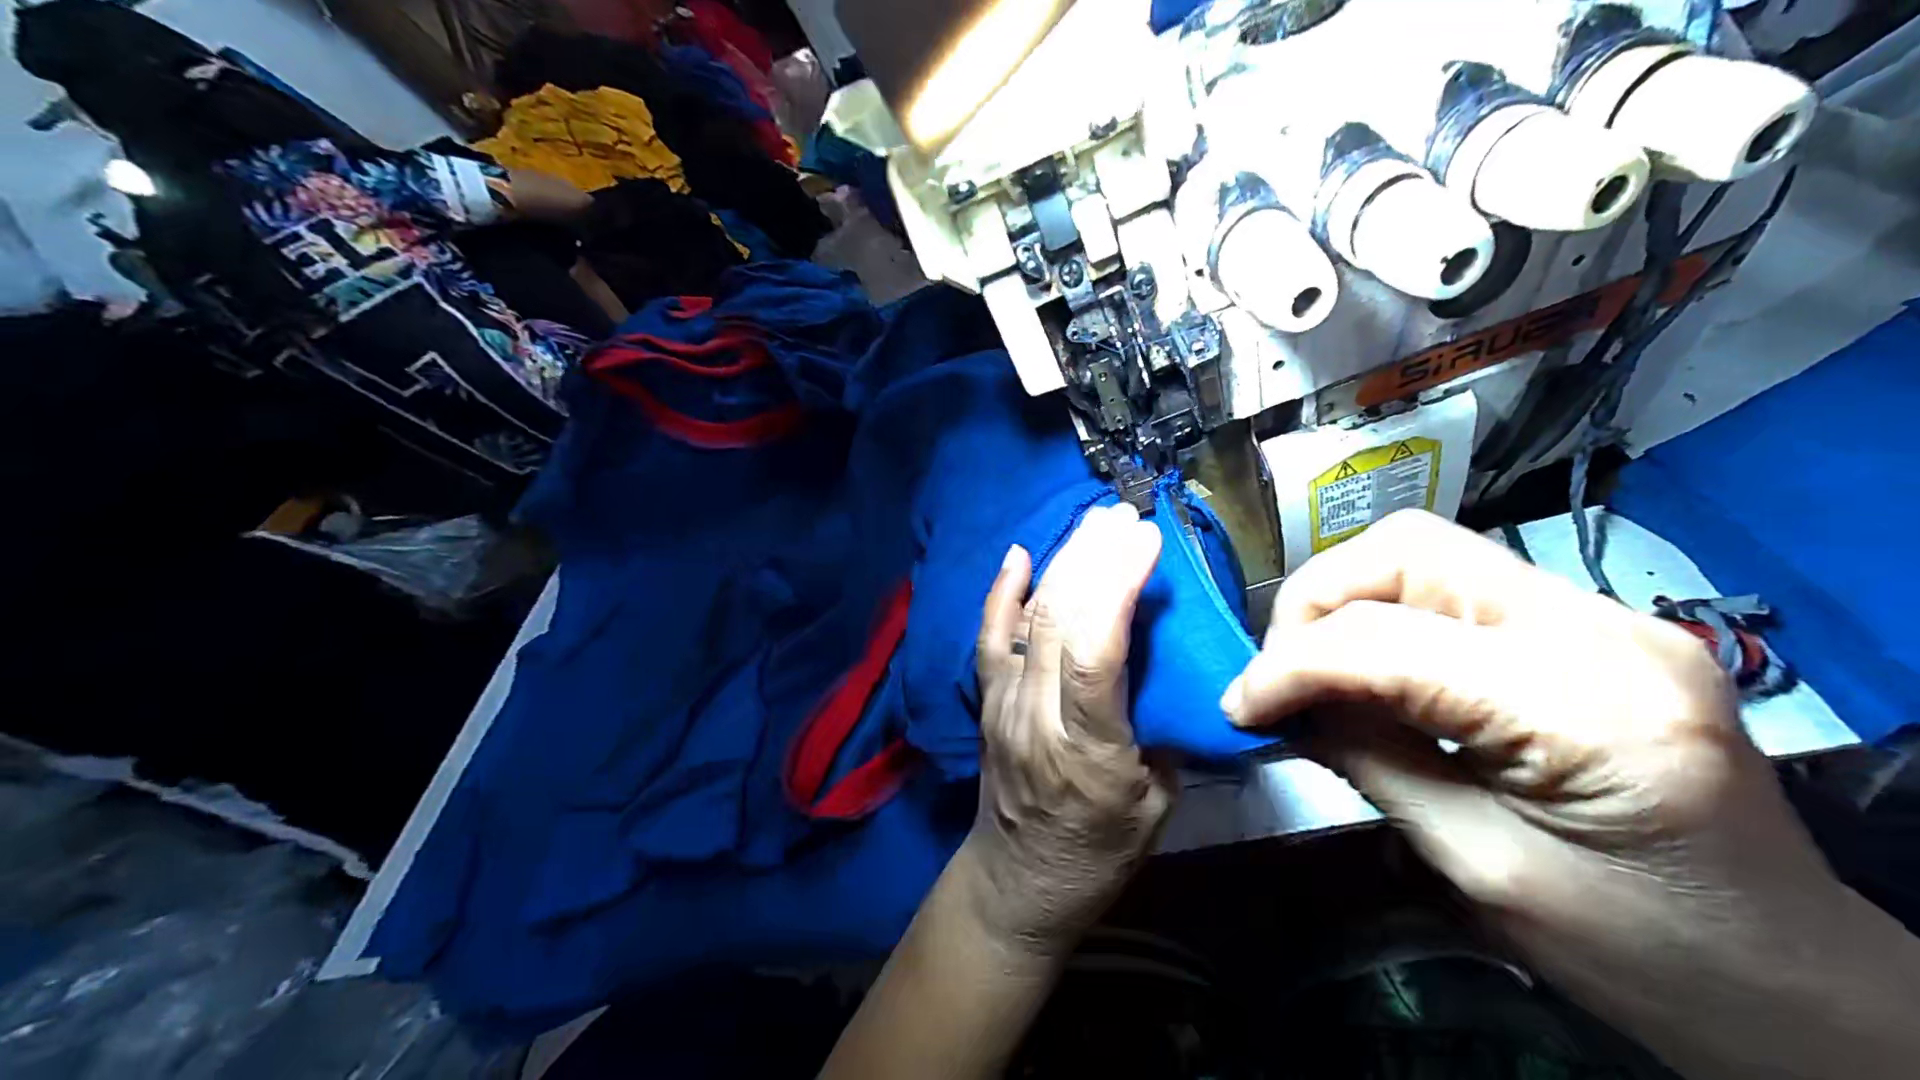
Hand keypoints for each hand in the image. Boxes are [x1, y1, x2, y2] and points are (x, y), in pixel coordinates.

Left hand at [961, 503, 1177, 956]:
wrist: (1019, 880)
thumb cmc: (1098, 852)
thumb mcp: (1157, 805)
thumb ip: (1163, 730)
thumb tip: (1176, 663)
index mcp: (1087, 750)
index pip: (1093, 655)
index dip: (1115, 590)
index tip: (1145, 541)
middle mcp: (1035, 716)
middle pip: (1057, 621)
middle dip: (1092, 559)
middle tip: (1124, 515)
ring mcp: (1002, 703)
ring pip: (1027, 619)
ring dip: (1062, 563)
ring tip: (1094, 522)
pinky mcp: (986, 699)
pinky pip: (989, 636)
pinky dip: (1002, 591)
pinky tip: (1020, 553)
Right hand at [1222, 511, 1919, 1079]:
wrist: (1791, 979)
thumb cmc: (1642, 953)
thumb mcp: (1478, 867)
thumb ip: (1371, 761)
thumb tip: (1281, 705)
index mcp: (1589, 706)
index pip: (1384, 641)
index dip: (1286, 668)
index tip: (1237, 708)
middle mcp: (1602, 628)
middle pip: (1404, 550)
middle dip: (1312, 605)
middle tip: (1278, 677)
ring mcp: (1603, 614)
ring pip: (1421, 550)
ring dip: (1344, 601)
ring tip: (1316, 670)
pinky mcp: (1588, 623)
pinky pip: (1453, 584)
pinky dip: (1385, 613)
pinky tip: (1371, 668)